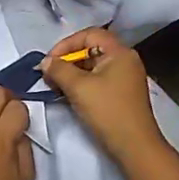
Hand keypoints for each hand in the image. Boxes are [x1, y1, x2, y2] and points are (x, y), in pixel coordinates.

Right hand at [39, 27, 163, 158]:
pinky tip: (67, 95)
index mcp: (120, 52)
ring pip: (92, 67)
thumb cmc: (107, 111)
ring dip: (71, 73)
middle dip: (67, 60)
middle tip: (49, 75)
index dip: (66, 44)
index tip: (50, 61)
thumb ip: (59, 70)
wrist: (133, 145)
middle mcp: (124, 60)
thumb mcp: (78, 87)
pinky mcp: (120, 93)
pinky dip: (81, 84)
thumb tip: (45, 62)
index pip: (90, 34)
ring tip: (54, 86)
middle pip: (91, 49)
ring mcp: (124, 78)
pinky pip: (97, 80)